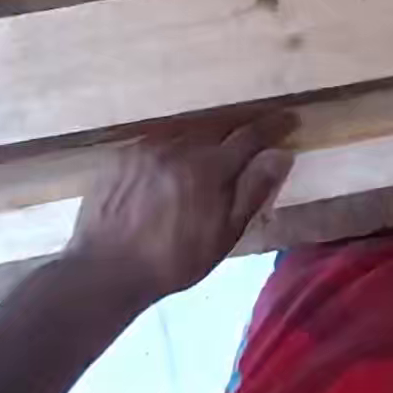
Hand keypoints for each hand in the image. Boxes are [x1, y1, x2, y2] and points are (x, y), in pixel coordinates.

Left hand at [62, 113, 296, 305]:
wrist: (102, 273)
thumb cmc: (174, 260)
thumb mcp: (224, 234)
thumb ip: (254, 190)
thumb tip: (282, 154)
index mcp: (208, 168)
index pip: (251, 135)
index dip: (274, 125)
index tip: (290, 118)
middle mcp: (179, 147)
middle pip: (221, 123)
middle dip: (242, 126)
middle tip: (256, 133)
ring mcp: (148, 147)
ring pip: (190, 128)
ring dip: (210, 133)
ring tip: (217, 146)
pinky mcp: (123, 154)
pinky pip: (161, 138)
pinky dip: (178, 143)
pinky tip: (178, 160)